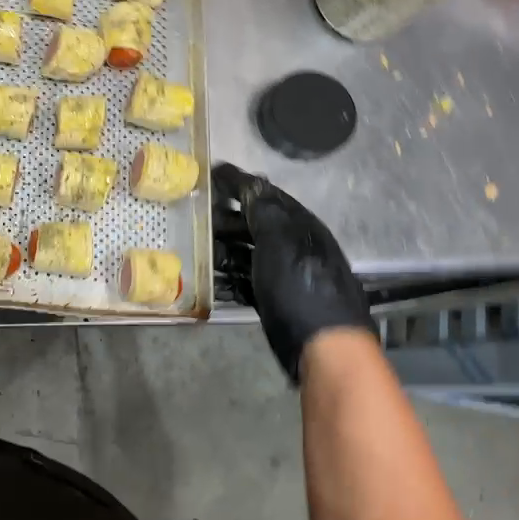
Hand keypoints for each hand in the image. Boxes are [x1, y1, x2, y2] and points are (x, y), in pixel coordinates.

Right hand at [213, 163, 371, 379]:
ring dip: (222, 249)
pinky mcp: (274, 302)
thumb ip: (263, 210)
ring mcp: (285, 276)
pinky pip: (245, 282)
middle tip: (195, 215)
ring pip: (247, 254)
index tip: (211, 173)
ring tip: (196, 248)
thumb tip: (248, 181)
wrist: (323, 346)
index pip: (266, 194)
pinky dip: (226, 279)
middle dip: (225, 218)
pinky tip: (208, 282)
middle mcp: (294, 247)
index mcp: (300, 226)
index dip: (239, 183)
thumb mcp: (280, 240)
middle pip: (254, 225)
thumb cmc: (301, 286)